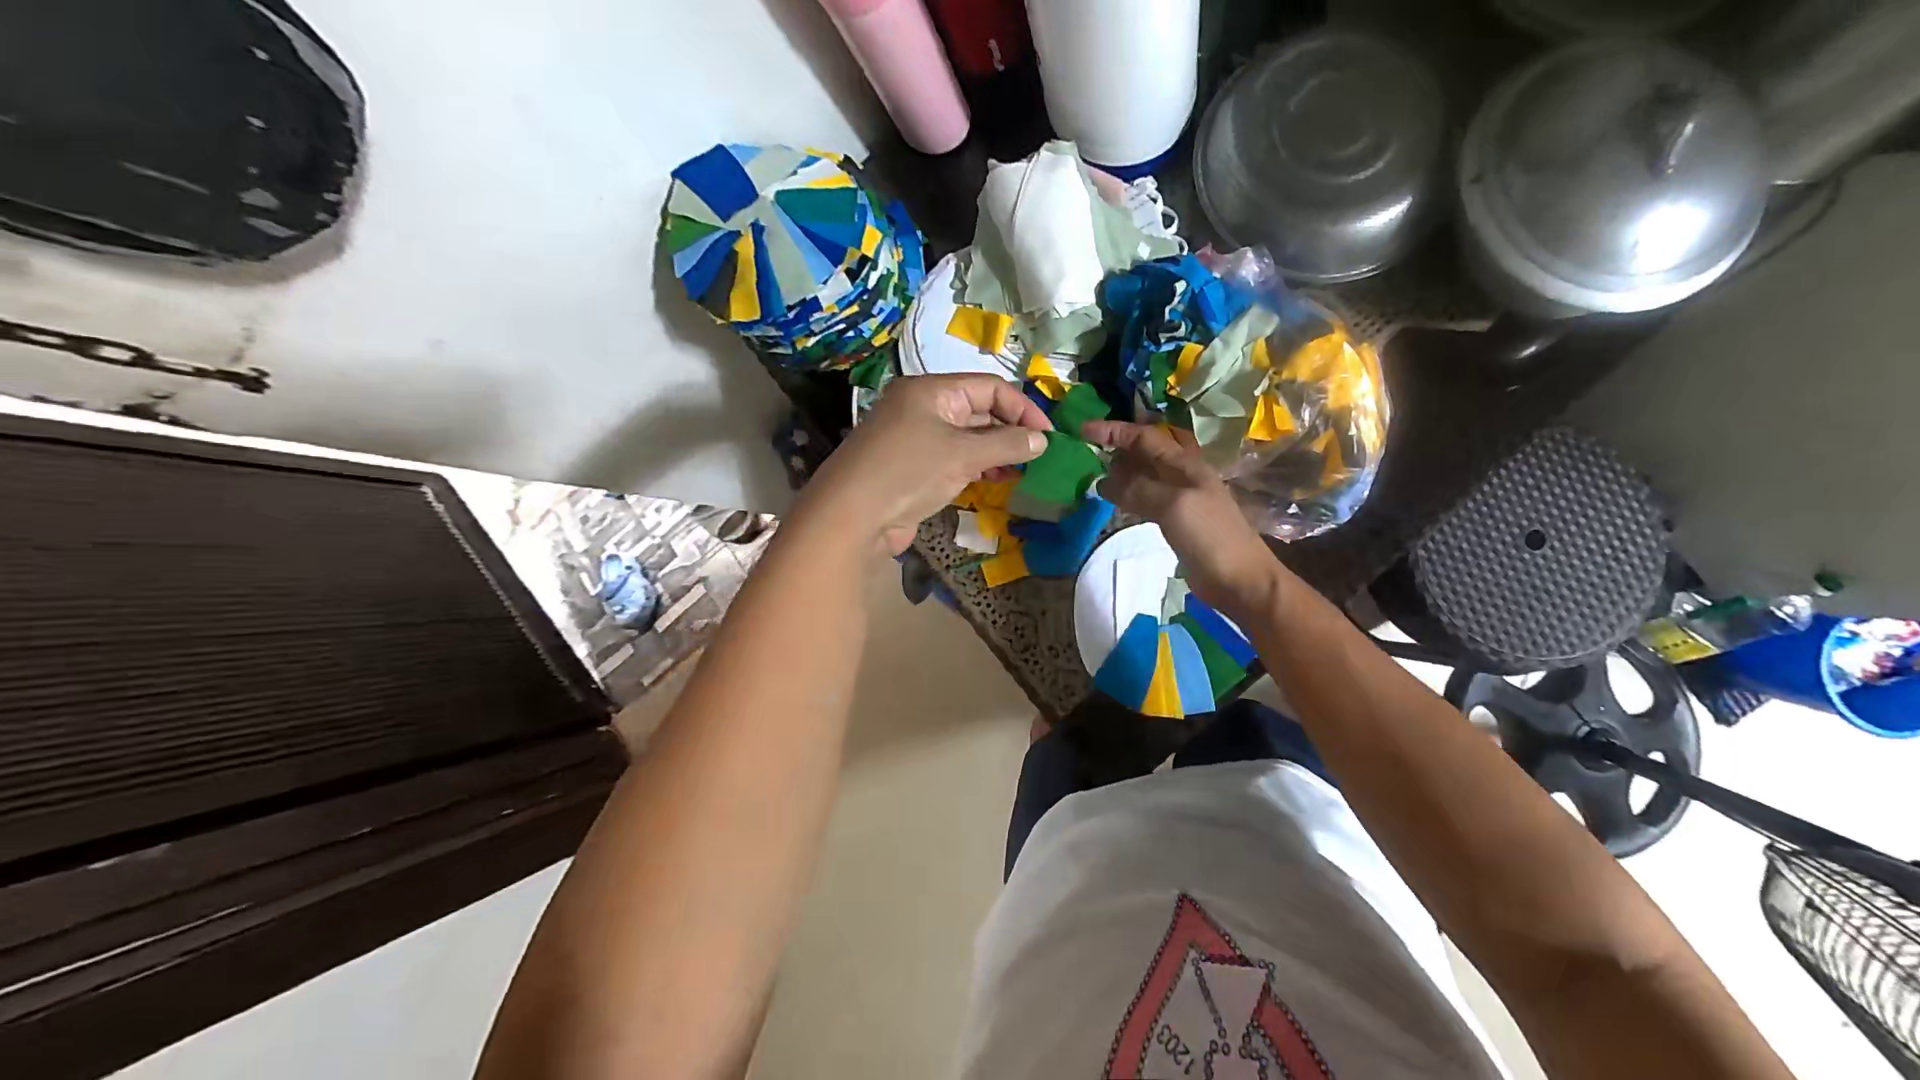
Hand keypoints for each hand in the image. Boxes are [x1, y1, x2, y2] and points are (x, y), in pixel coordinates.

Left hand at [801, 374, 1051, 554]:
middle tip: (1039, 455)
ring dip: (996, 451)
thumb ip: (1006, 444)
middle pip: (977, 410)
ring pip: (966, 437)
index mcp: (930, 390)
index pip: (988, 387)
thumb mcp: (962, 454)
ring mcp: (915, 438)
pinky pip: (952, 459)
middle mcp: (921, 408)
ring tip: (1023, 469)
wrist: (852, 516)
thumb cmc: (908, 472)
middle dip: (1010, 430)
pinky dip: (976, 466)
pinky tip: (997, 480)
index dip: (1022, 408)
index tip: (1046, 435)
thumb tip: (1041, 441)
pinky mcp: (912, 468)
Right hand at [1080, 420, 1282, 618]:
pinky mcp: (1175, 521)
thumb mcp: (1173, 505)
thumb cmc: (1210, 536)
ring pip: (1144, 476)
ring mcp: (1179, 499)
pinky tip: (1112, 501)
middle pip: (1146, 453)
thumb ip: (1139, 489)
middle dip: (1118, 447)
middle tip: (1088, 451)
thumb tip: (1104, 482)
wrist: (1239, 579)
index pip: (1145, 437)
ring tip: (1094, 474)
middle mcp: (1182, 476)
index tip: (1084, 430)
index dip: (1115, 430)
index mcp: (1186, 464)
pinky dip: (1127, 496)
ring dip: (1121, 473)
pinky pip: (1145, 499)